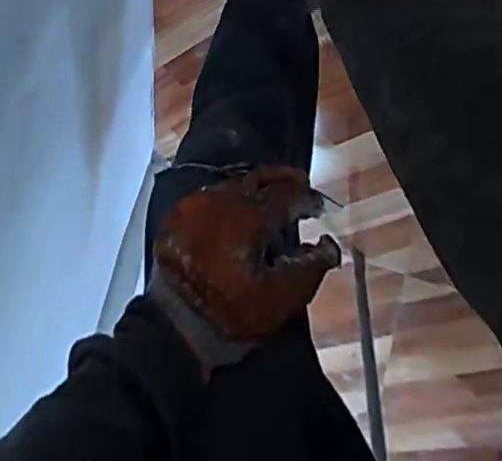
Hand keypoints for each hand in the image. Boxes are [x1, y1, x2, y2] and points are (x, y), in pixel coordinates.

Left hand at [147, 166, 341, 376]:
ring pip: (233, 184)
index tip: (321, 205)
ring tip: (272, 198)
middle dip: (283, 178)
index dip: (307, 197)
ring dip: (255, 188)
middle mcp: (221, 199)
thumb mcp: (280, 299)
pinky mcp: (178, 213)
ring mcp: (195, 203)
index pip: (285, 194)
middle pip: (258, 177)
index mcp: (248, 215)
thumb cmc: (230, 313)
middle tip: (301, 182)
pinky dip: (231, 199)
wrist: (174, 323)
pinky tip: (238, 213)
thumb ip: (310, 268)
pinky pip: (211, 195)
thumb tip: (328, 244)